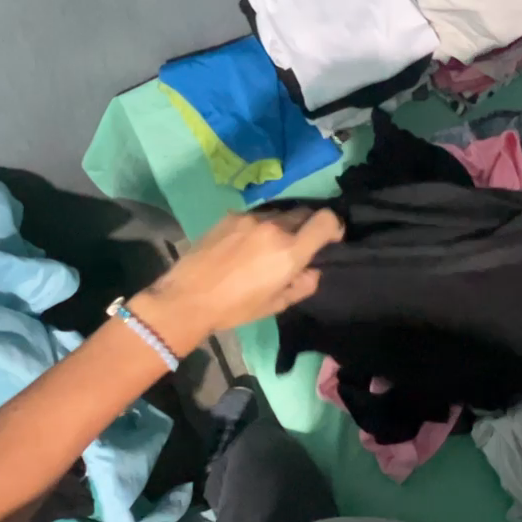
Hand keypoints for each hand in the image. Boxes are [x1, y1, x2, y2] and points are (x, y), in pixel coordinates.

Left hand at [129, 208, 343, 347]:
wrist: (188, 297)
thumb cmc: (236, 308)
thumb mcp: (276, 304)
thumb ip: (302, 285)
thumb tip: (312, 271)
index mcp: (290, 251)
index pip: (326, 220)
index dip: (333, 226)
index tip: (330, 238)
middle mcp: (274, 227)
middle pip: (304, 214)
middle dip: (307, 227)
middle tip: (299, 246)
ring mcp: (251, 219)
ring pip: (279, 215)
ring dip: (282, 227)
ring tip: (268, 247)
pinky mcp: (231, 216)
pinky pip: (256, 217)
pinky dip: (259, 227)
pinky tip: (245, 245)